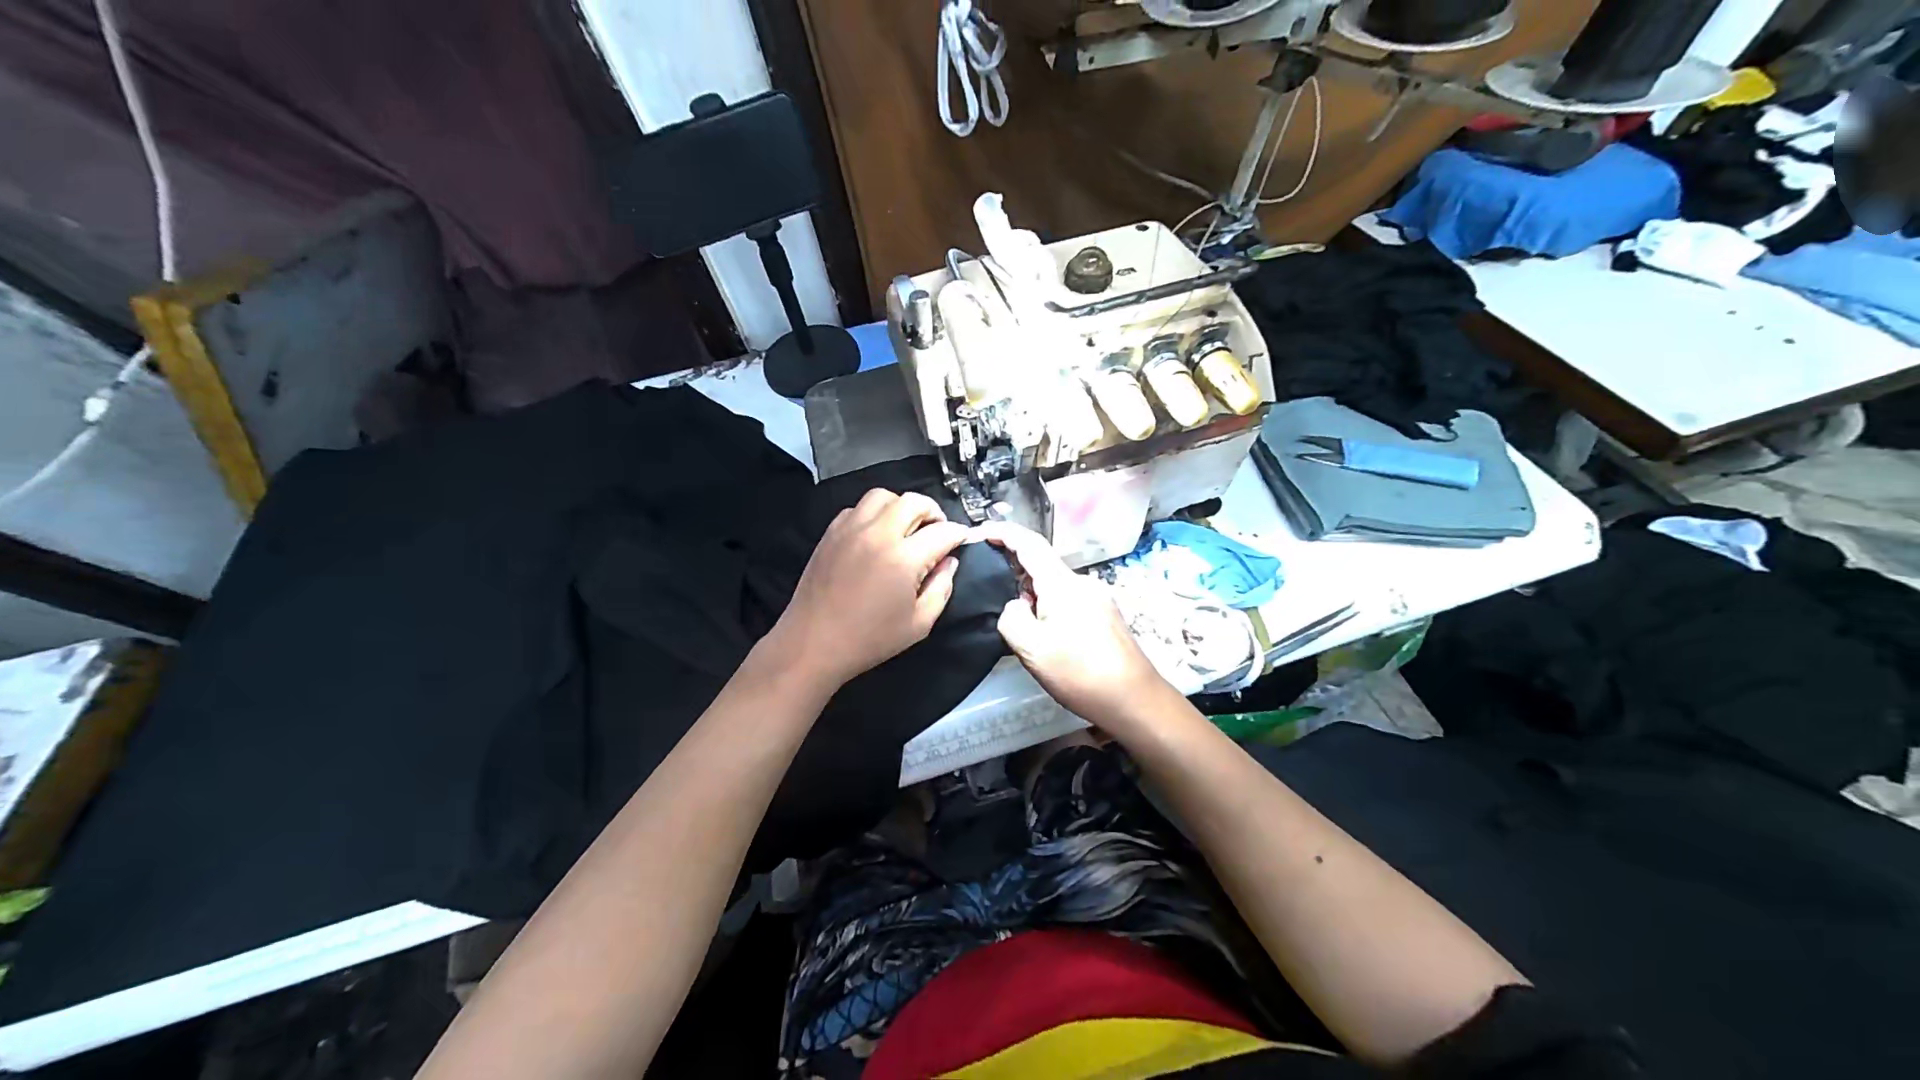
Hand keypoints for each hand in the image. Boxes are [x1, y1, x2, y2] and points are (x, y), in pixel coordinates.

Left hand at [763, 489, 972, 690]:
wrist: (813, 642)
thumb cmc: (869, 639)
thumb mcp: (919, 623)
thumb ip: (942, 588)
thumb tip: (949, 563)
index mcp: (903, 558)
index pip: (942, 532)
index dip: (958, 534)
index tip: (961, 540)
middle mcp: (877, 534)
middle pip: (914, 501)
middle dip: (933, 512)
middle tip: (937, 531)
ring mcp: (851, 529)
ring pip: (883, 496)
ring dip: (901, 507)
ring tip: (906, 528)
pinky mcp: (831, 533)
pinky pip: (858, 508)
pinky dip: (874, 514)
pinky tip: (877, 535)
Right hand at [976, 521, 1179, 740]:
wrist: (1135, 700)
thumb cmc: (1081, 673)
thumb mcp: (1030, 648)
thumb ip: (1011, 617)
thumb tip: (1016, 606)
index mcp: (1062, 583)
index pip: (1028, 543)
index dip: (1001, 532)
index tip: (978, 533)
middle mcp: (1082, 583)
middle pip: (1041, 564)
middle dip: (1013, 570)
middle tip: (990, 589)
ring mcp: (1097, 599)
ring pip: (1054, 586)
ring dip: (1032, 595)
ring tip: (1019, 625)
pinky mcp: (1105, 617)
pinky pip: (1068, 601)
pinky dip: (1049, 608)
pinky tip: (1046, 636)